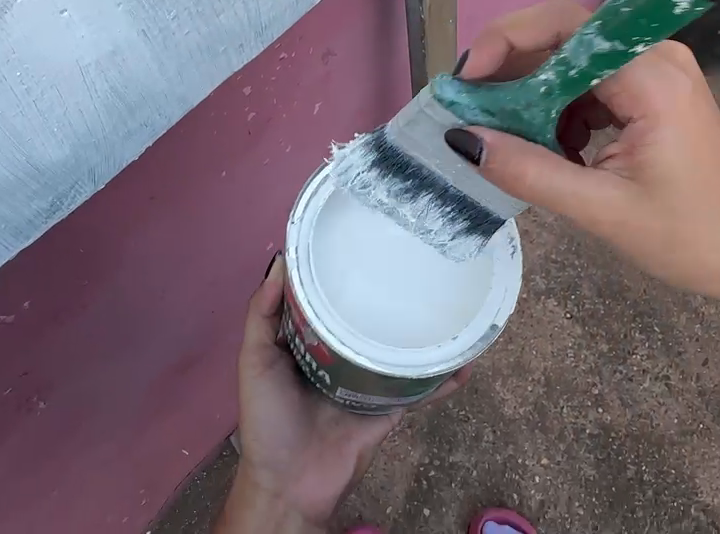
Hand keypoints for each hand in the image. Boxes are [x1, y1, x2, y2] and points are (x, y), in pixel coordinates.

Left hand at [214, 256, 467, 532]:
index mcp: (312, 339)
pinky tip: (465, 361)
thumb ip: (262, 313)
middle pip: (369, 316)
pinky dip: (442, 378)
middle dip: (390, 293)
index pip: (330, 295)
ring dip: (423, 330)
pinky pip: (419, 388)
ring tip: (450, 300)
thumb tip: (281, 259)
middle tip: (415, 258)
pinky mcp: (389, 406)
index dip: (342, 268)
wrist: (290, 484)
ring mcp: (369, 379)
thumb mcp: (255, 360)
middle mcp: (343, 353)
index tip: (361, 234)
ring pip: (399, 347)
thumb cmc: (268, 419)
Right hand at [454, 0, 719, 310]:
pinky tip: (551, 146)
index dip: (506, 40)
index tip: (466, 81)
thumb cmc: (691, 239)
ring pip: (572, 59)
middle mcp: (655, 56)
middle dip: (512, 69)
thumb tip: (461, 138)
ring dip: (533, 92)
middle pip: (564, 36)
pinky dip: (559, 106)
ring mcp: (656, 69)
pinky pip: (588, 79)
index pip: (564, 26)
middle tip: (472, 108)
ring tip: (505, 134)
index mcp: (651, 76)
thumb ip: (528, 170)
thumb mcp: (601, 211)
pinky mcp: (652, 88)